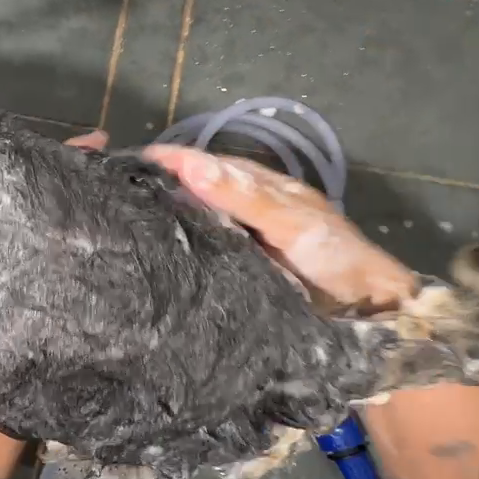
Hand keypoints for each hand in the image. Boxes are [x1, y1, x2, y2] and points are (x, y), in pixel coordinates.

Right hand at [140, 144, 415, 310]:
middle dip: (156, 187)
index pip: (203, 163)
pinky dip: (173, 245)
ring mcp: (236, 239)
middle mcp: (242, 207)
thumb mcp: (290, 222)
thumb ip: (242, 195)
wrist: (368, 317)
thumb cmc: (334, 259)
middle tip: (110, 195)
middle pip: (192, 188)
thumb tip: (187, 165)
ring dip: (160, 217)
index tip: (124, 165)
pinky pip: (196, 249)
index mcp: (258, 186)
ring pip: (191, 218)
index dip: (168, 160)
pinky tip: (149, 253)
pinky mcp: (231, 270)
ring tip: (118, 221)